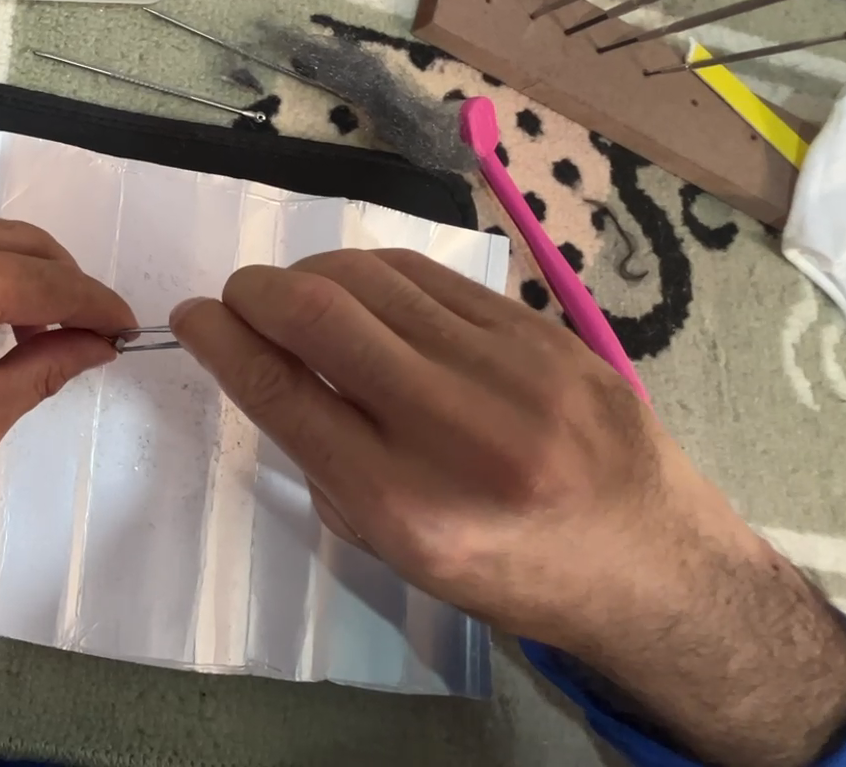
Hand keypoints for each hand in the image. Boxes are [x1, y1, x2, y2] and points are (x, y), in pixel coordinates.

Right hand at [170, 248, 845, 766]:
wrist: (656, 572)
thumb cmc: (492, 567)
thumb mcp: (380, 536)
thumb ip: (311, 445)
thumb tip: (255, 356)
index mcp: (400, 501)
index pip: (278, 388)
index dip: (216, 339)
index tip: (189, 317)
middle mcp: (455, 429)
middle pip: (316, 314)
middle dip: (251, 291)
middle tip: (236, 300)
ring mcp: (512, 372)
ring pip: (365, 277)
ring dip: (304, 275)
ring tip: (298, 298)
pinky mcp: (546, 334)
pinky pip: (422, 273)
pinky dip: (366, 274)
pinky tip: (359, 295)